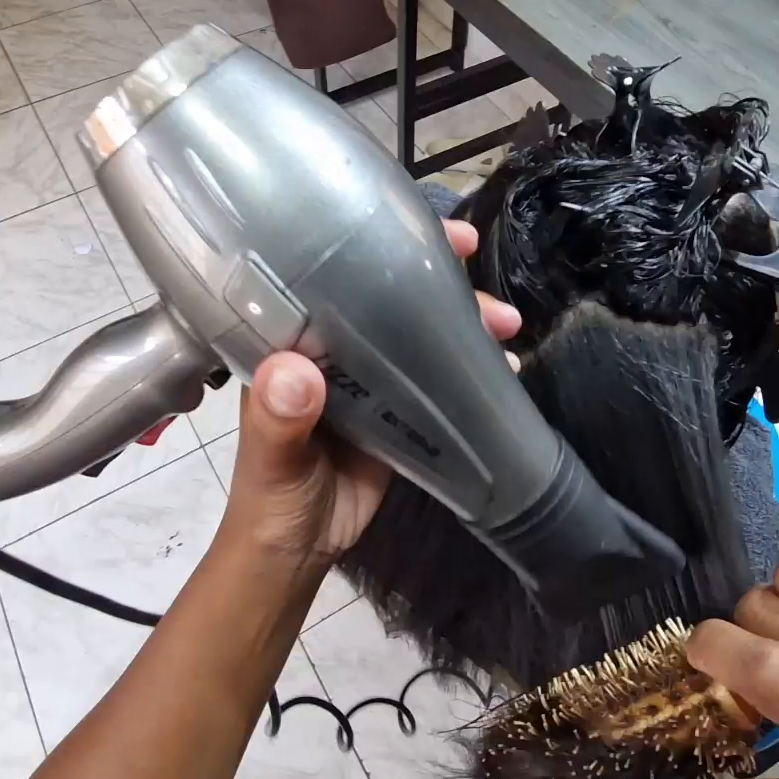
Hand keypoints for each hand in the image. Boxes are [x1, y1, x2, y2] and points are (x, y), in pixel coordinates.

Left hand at [220, 219, 520, 564]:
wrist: (299, 548)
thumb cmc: (270, 496)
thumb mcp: (272, 457)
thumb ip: (279, 419)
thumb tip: (296, 373)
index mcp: (296, 341)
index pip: (336, 276)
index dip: (376, 245)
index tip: (423, 229)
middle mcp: (335, 348)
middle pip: (388, 296)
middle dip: (437, 277)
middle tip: (476, 264)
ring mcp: (370, 378)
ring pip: (420, 333)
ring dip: (464, 321)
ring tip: (508, 325)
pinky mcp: (400, 411)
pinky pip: (438, 378)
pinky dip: (471, 369)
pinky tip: (506, 366)